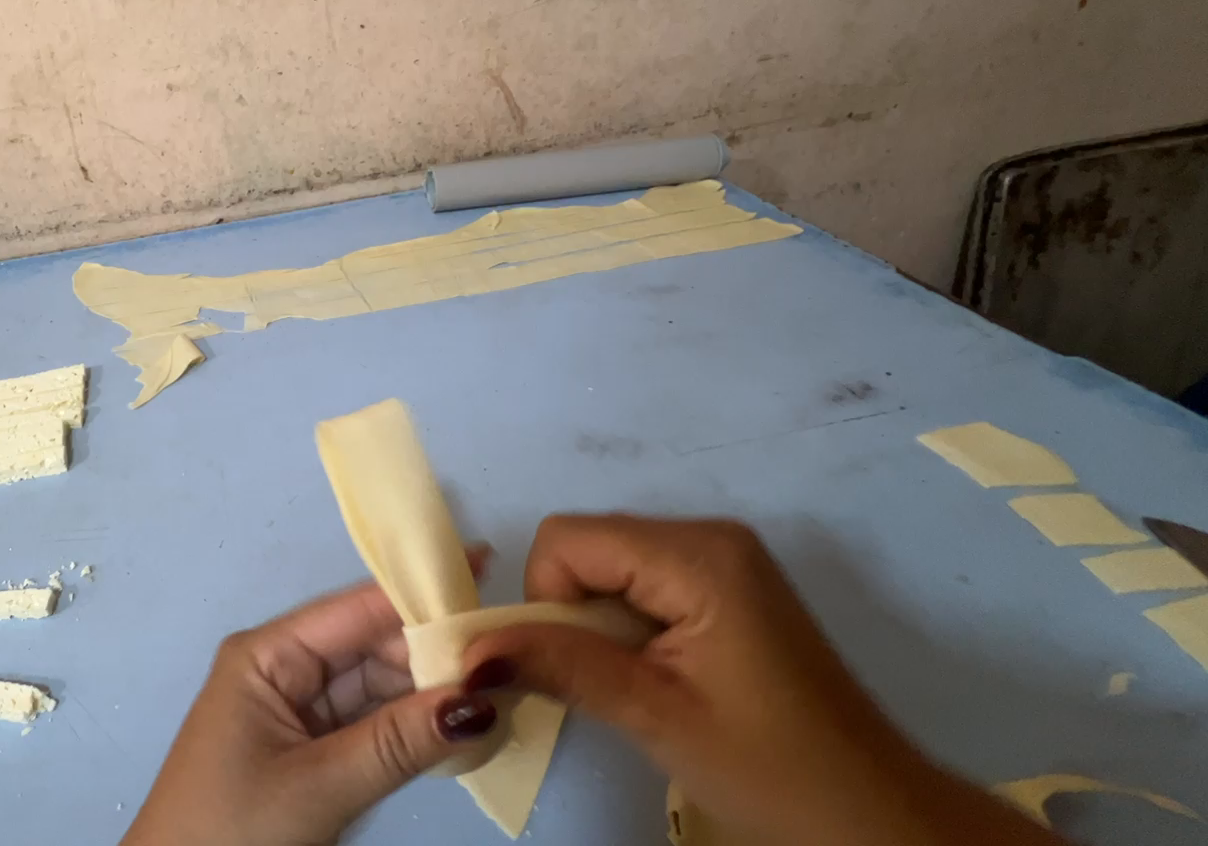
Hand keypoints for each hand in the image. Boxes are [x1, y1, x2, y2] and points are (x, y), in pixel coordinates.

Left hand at [122, 570, 499, 845]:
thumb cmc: (231, 830)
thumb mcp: (317, 787)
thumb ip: (399, 742)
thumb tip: (479, 697)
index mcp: (267, 653)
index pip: (354, 609)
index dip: (417, 589)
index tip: (483, 564)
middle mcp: (282, 666)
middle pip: (368, 643)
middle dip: (432, 645)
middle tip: (506, 645)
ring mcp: (296, 706)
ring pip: (373, 682)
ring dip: (426, 687)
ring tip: (498, 681)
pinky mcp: (307, 745)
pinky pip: (367, 720)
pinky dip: (408, 723)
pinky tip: (457, 721)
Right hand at [460, 515, 1068, 845]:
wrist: (882, 818)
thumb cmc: (775, 772)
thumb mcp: (657, 719)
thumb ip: (561, 668)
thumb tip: (469, 653)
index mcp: (697, 555)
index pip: (566, 540)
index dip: (548, 598)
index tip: (578, 663)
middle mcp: (706, 533)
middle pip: (585, 545)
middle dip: (573, 609)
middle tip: (611, 677)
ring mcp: (718, 553)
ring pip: (605, 561)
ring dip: (597, 618)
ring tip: (638, 678)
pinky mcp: (722, 578)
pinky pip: (636, 575)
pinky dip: (623, 618)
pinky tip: (658, 667)